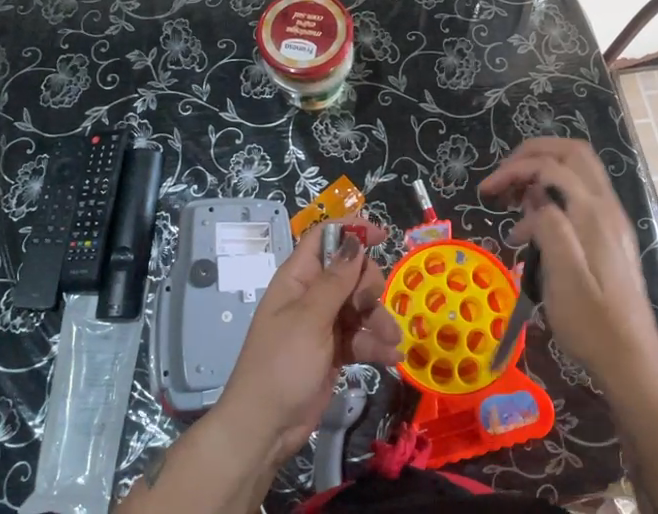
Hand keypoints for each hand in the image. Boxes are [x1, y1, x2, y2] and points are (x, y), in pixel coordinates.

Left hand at [210, 220, 403, 462]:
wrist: (265, 427)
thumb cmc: (281, 365)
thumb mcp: (309, 319)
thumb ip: (335, 280)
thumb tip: (355, 240)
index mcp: (297, 279)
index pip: (325, 239)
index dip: (352, 231)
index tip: (382, 236)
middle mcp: (311, 296)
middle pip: (351, 272)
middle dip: (369, 286)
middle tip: (369, 306)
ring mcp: (324, 324)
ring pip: (361, 306)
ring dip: (379, 320)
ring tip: (390, 341)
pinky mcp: (334, 351)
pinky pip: (362, 337)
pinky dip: (376, 345)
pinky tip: (392, 358)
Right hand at [480, 139, 657, 387]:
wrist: (631, 359)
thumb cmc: (592, 323)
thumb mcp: (563, 278)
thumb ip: (550, 228)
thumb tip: (537, 201)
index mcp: (593, 214)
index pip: (551, 166)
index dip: (515, 170)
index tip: (486, 192)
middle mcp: (607, 208)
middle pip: (572, 153)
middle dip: (532, 155)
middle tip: (503, 178)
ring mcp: (611, 220)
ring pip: (577, 172)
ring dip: (541, 174)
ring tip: (512, 204)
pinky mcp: (609, 236)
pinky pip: (579, 196)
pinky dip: (552, 197)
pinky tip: (532, 231)